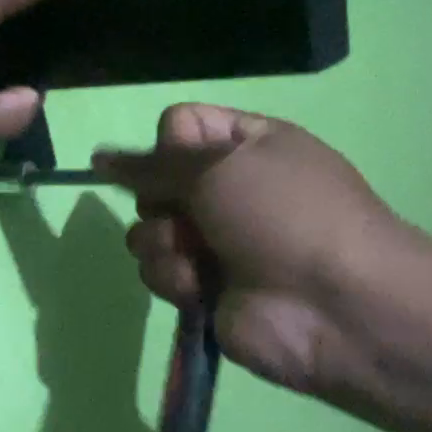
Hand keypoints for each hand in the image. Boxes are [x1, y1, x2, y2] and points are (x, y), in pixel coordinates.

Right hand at [94, 104, 414, 392]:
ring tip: (200, 259)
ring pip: (144, 231)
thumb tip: (98, 157)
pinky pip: (154, 271)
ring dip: (164, 245)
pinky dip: (175, 279)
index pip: (177, 127)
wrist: (332, 304)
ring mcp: (210, 241)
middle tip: (192, 213)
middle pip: (151, 183)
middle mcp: (224, 190)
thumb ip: (153, 163)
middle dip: (159, 201)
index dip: (167, 146)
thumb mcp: (221, 167)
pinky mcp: (199, 286)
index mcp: (244, 145)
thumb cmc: (285, 216)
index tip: (179, 163)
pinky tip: (204, 288)